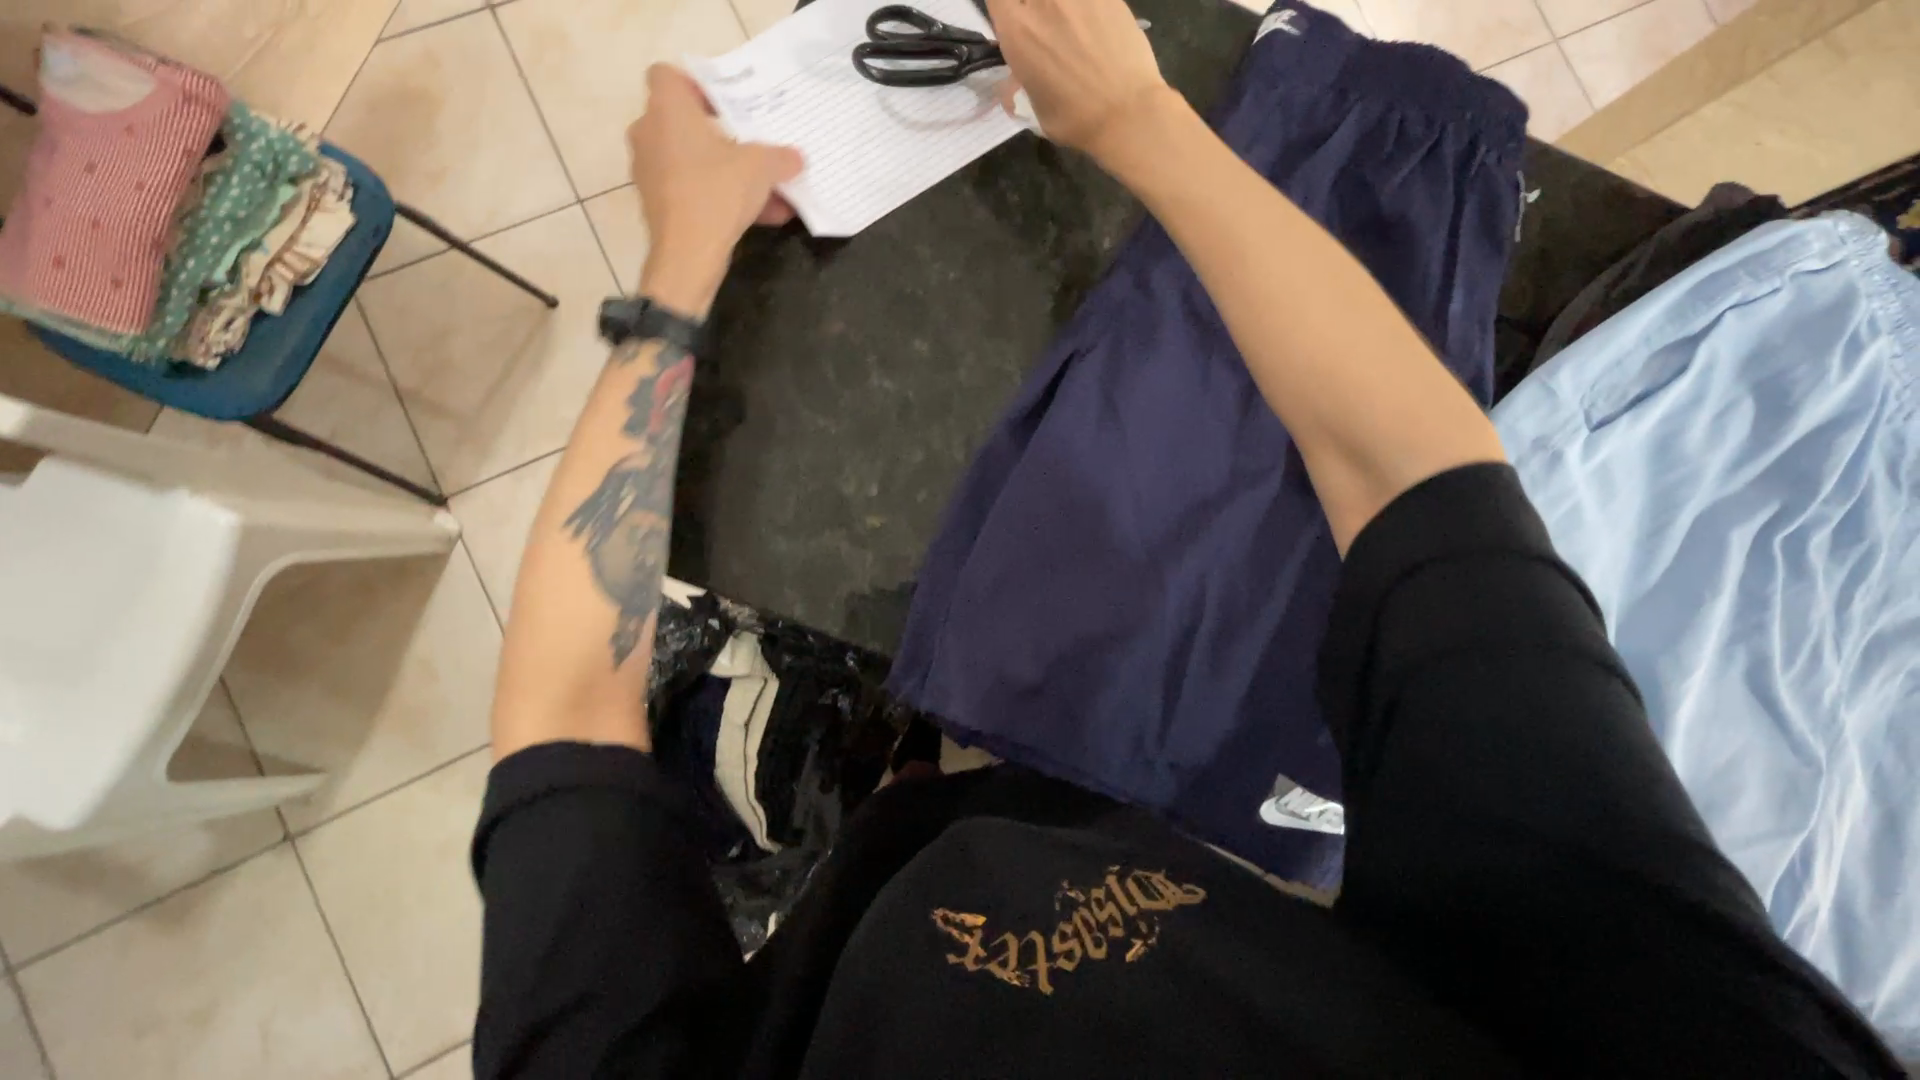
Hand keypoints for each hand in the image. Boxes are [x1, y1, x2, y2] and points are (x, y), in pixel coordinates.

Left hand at [628, 64, 802, 310]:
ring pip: (693, 160)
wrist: (687, 255)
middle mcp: (649, 133)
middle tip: (751, 146)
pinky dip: (719, 197)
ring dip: (727, 171)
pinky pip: (692, 189)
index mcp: (668, 109)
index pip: (668, 75)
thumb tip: (797, 159)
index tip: (726, 106)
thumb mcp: (761, 169)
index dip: (697, 86)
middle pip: (685, 122)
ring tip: (768, 192)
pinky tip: (759, 216)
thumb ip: (780, 158)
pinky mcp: (657, 203)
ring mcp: (649, 170)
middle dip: (721, 135)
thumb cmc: (717, 193)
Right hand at [986, 0, 1169, 160]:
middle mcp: (1042, 2)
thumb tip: (1017, 78)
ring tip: (1074, 31)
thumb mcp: (1034, 109)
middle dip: (1033, 9)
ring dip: (1063, 11)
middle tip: (1047, 29)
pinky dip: (1089, 9)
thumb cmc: (1075, 120)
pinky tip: (1095, 27)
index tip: (1011, 15)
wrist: (1126, 112)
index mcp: (1017, 31)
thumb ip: (1022, 82)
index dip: (1003, 5)